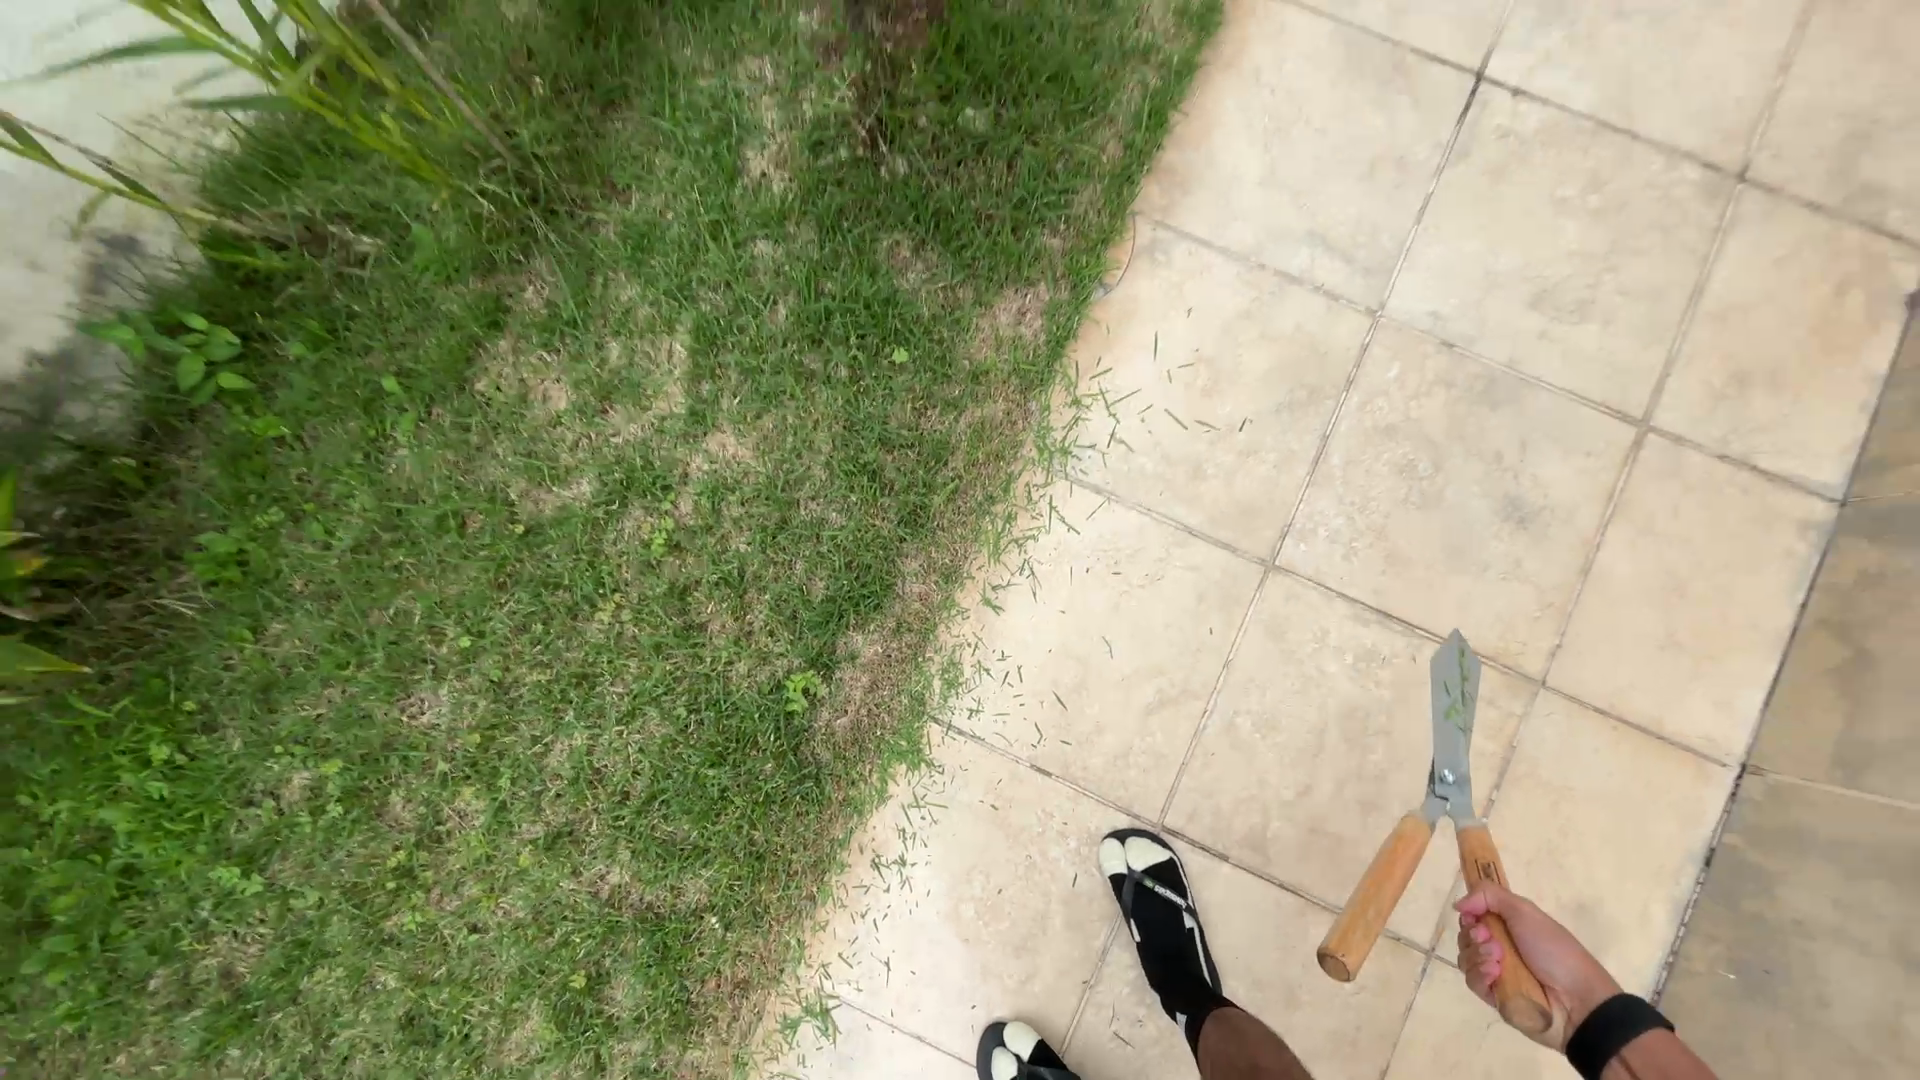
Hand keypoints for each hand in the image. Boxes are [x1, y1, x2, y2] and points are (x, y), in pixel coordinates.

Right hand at [1455, 882, 1620, 1051]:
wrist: (1578, 1000)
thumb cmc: (1554, 951)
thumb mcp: (1525, 911)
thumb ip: (1488, 894)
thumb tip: (1458, 905)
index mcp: (1508, 928)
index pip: (1472, 917)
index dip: (1469, 915)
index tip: (1474, 917)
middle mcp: (1499, 948)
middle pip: (1465, 936)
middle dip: (1473, 935)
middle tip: (1491, 940)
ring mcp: (1496, 974)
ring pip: (1464, 957)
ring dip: (1476, 955)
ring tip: (1497, 961)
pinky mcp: (1495, 997)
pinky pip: (1472, 982)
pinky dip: (1480, 975)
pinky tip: (1495, 974)